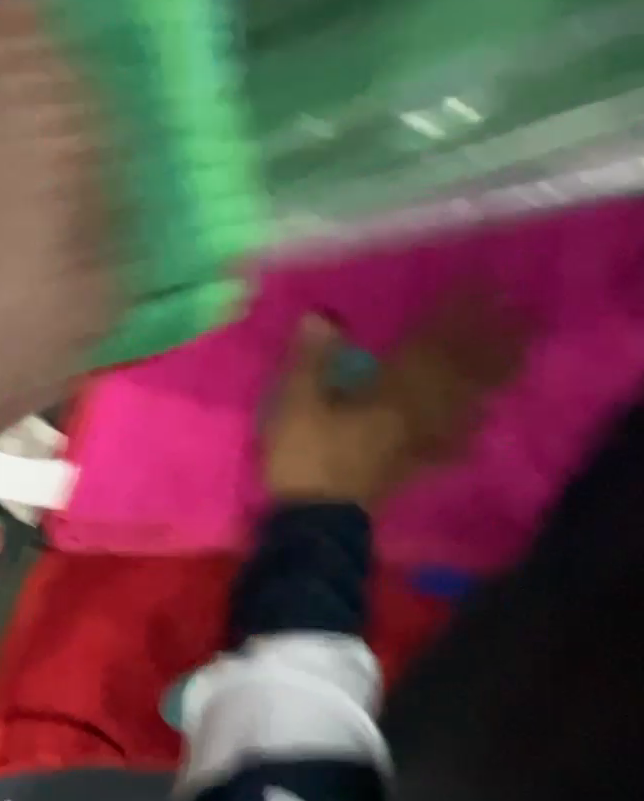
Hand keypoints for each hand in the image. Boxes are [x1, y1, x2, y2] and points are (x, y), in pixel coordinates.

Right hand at [262, 300, 530, 506]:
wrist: (316, 517)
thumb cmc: (304, 456)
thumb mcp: (294, 405)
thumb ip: (310, 362)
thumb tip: (320, 316)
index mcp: (396, 391)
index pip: (435, 341)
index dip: (454, 312)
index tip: (469, 283)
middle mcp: (425, 409)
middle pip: (467, 367)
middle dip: (487, 335)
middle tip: (505, 307)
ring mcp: (429, 438)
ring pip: (473, 397)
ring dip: (493, 370)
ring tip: (506, 349)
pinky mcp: (421, 462)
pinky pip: (459, 436)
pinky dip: (472, 419)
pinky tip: (474, 415)